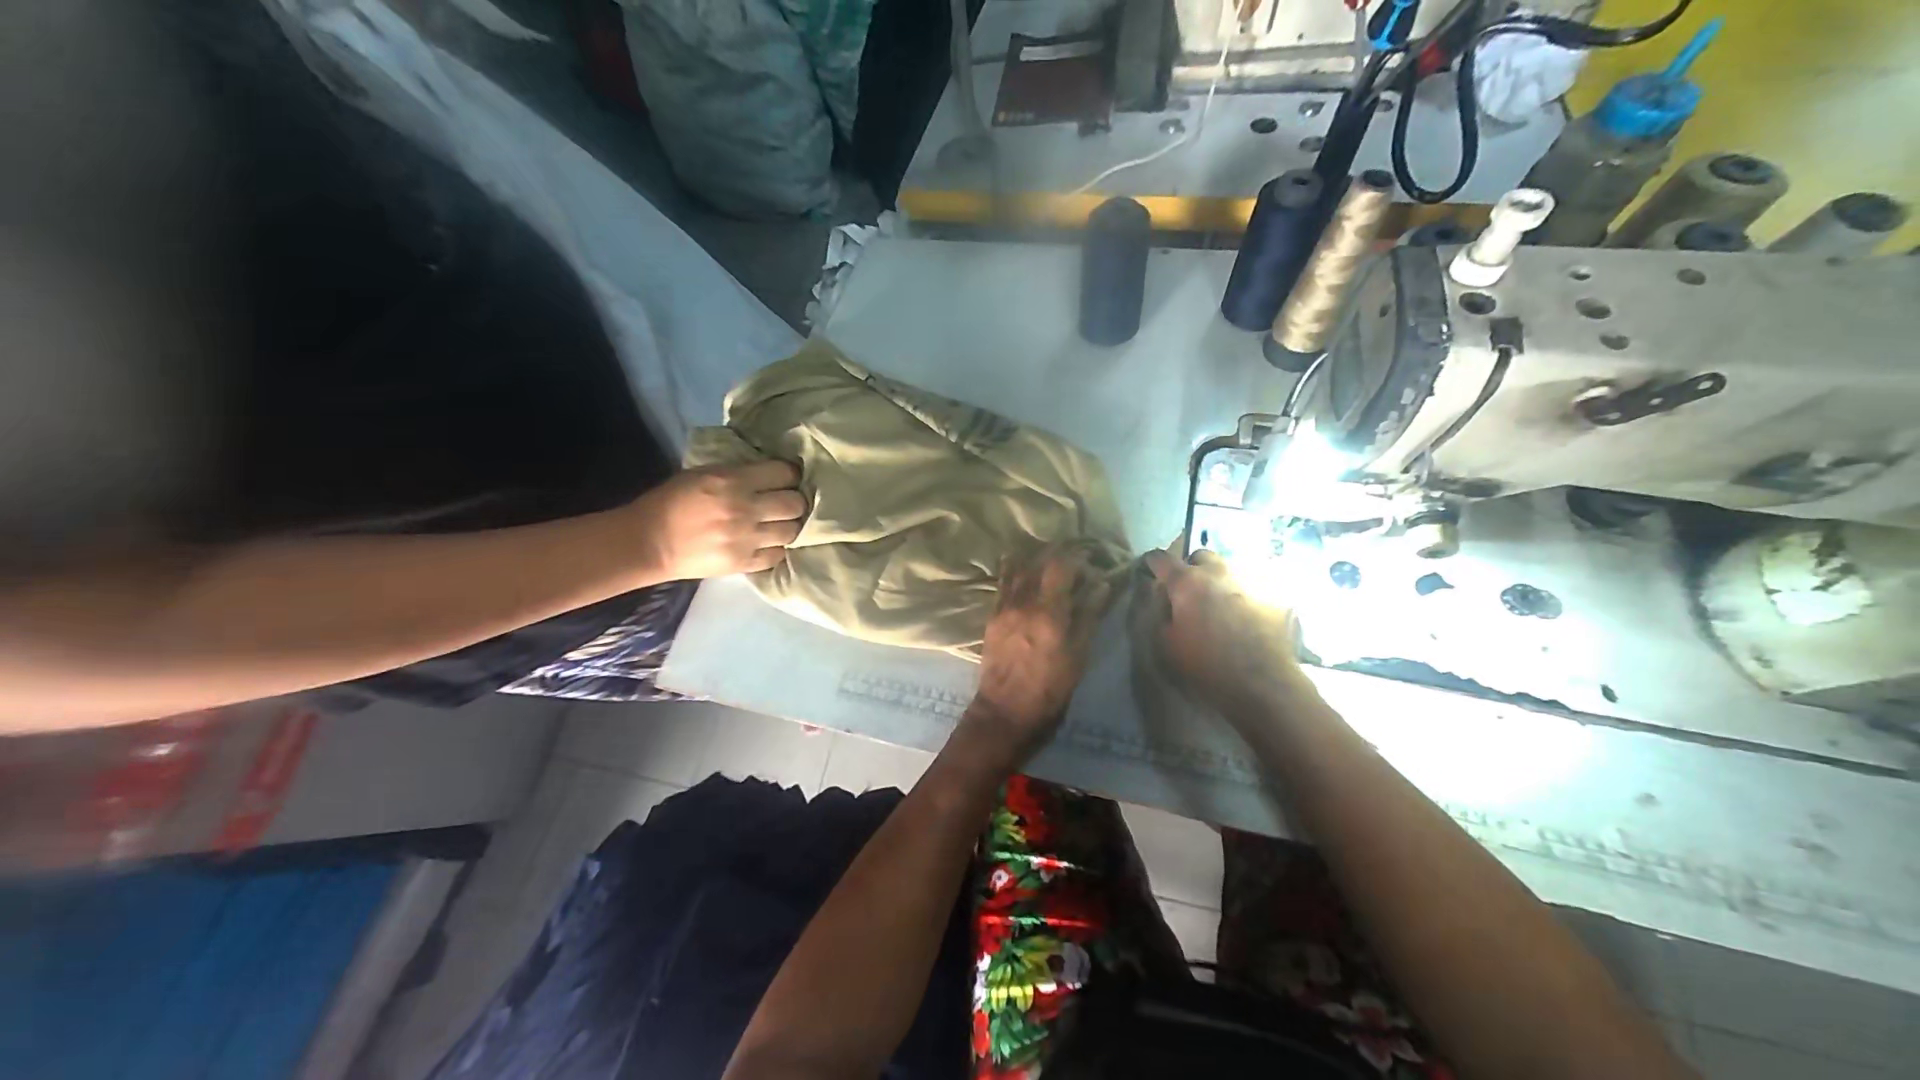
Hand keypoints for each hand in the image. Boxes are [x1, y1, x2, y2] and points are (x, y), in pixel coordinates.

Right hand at [630, 461, 806, 581]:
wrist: (650, 542)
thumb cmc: (672, 502)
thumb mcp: (704, 473)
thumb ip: (739, 473)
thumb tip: (770, 473)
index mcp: (732, 481)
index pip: (782, 473)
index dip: (789, 474)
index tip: (787, 477)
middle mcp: (745, 509)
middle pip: (794, 504)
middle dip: (795, 500)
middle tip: (787, 501)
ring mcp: (746, 539)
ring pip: (791, 531)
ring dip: (789, 526)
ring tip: (780, 523)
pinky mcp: (744, 563)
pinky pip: (778, 556)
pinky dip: (777, 548)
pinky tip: (769, 543)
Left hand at [965, 544, 1112, 759]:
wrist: (1005, 710)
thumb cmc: (1050, 688)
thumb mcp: (1079, 655)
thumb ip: (1089, 615)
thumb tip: (1102, 583)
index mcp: (1048, 612)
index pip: (1062, 564)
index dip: (1079, 556)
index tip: (1093, 559)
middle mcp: (1023, 601)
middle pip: (1039, 560)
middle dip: (1059, 552)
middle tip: (1076, 557)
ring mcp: (1004, 606)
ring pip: (1018, 566)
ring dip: (1036, 557)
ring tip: (1052, 561)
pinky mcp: (992, 614)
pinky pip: (1004, 581)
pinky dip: (1016, 569)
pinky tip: (1025, 569)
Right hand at [1142, 547, 1309, 721]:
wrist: (1262, 683)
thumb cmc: (1206, 664)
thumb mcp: (1165, 644)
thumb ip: (1159, 613)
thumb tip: (1162, 597)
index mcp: (1187, 581)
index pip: (1161, 558)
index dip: (1152, 564)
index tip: (1151, 574)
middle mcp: (1219, 573)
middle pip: (1201, 556)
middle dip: (1193, 569)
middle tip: (1190, 593)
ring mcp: (1250, 582)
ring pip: (1230, 572)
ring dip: (1221, 584)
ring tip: (1221, 610)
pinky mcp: (1276, 598)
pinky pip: (1254, 591)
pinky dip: (1246, 601)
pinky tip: (1247, 623)